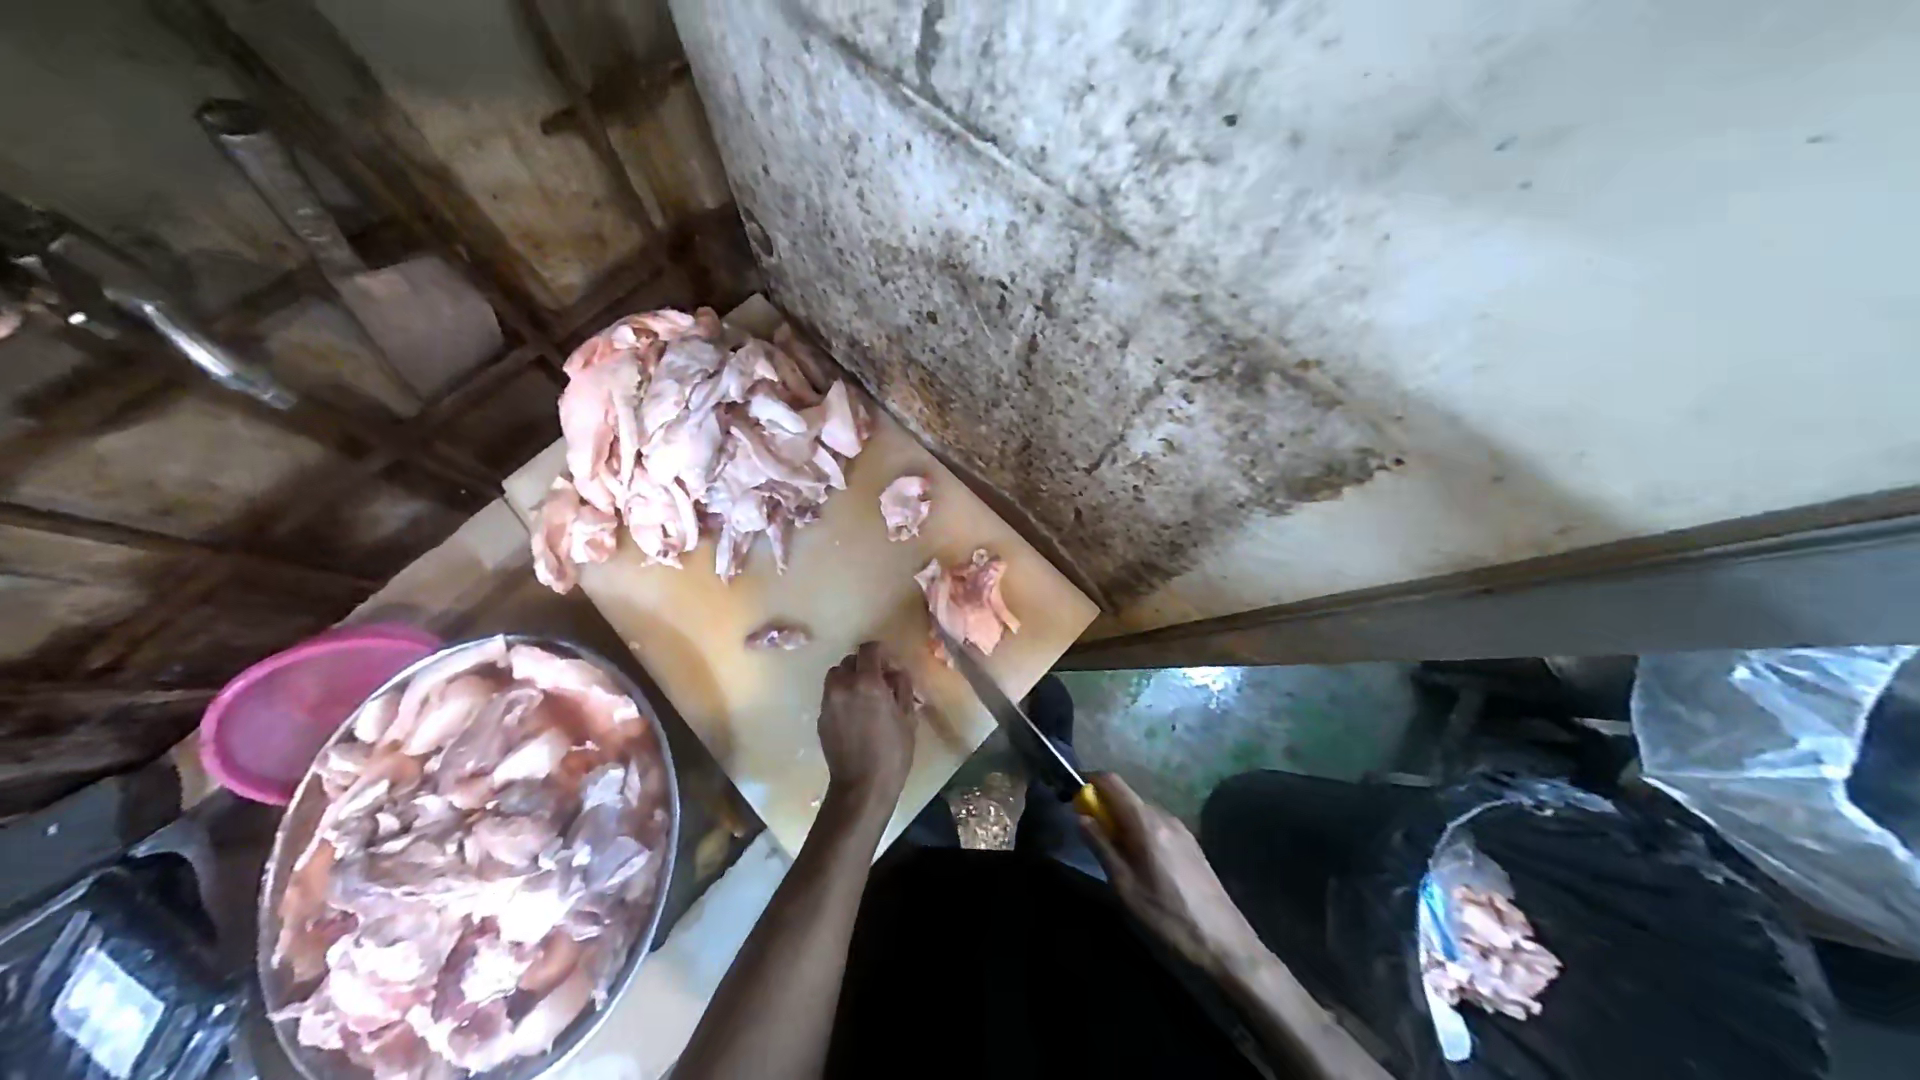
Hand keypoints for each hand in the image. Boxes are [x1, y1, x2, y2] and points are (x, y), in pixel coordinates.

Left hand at [818, 642, 916, 808]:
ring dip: (849, 678)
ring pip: (836, 676)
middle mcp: (843, 686)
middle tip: (879, 682)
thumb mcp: (907, 717)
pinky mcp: (821, 717)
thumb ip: (901, 687)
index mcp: (867, 682)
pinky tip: (855, 715)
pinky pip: (831, 696)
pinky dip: (842, 696)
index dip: (880, 651)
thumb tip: (894, 673)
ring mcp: (828, 702)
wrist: (862, 786)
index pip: (869, 649)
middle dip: (864, 665)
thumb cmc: (893, 752)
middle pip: (850, 660)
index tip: (888, 663)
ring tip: (864, 697)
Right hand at [1081, 772, 1261, 976]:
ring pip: (1141, 813)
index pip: (1112, 782)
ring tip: (1115, 857)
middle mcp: (1165, 817)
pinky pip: (1156, 826)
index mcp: (1146, 822)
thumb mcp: (1125, 887)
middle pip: (1127, 797)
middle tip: (1092, 838)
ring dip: (1122, 823)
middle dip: (1104, 809)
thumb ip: (1101, 847)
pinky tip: (1141, 865)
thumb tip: (1081, 817)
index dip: (1089, 783)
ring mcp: (1182, 830)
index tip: (1074, 800)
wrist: (1226, 946)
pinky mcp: (1192, 845)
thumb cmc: (1168, 918)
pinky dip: (1140, 833)